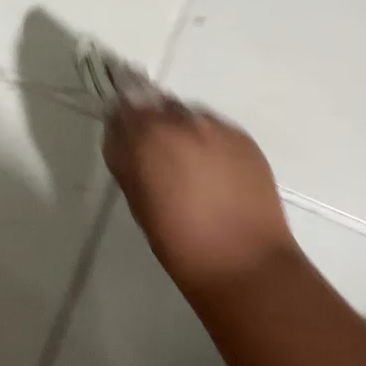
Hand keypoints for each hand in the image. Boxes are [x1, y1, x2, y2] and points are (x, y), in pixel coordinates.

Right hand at [103, 101, 296, 290]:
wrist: (244, 262)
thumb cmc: (178, 241)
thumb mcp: (137, 201)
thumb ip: (125, 160)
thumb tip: (120, 137)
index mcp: (149, 137)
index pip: (124, 105)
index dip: (120, 118)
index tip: (121, 135)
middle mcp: (183, 122)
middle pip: (156, 103)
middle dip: (149, 121)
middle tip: (152, 152)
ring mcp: (218, 127)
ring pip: (187, 115)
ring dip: (180, 129)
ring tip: (186, 164)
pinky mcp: (245, 139)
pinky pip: (215, 129)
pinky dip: (207, 141)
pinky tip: (212, 171)